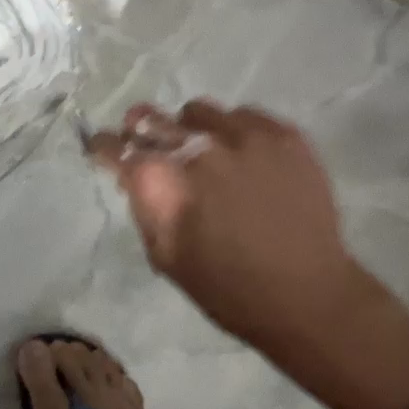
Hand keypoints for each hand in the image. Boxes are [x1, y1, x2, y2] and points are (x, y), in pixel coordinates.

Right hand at [89, 101, 408, 408]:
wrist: (306, 296)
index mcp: (165, 181)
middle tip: (147, 145)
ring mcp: (246, 137)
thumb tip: (133, 174)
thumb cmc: (225, 287)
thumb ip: (145, 206)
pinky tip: (242, 158)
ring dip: (191, 129)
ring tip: (203, 153)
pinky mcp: (285, 136)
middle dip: (141, 130)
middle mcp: (200, 148)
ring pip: (199, 112)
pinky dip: (234, 131)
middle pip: (152, 120)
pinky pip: (245, 115)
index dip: (104, 146)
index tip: (102, 149)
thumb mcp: (165, 255)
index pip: (117, 147)